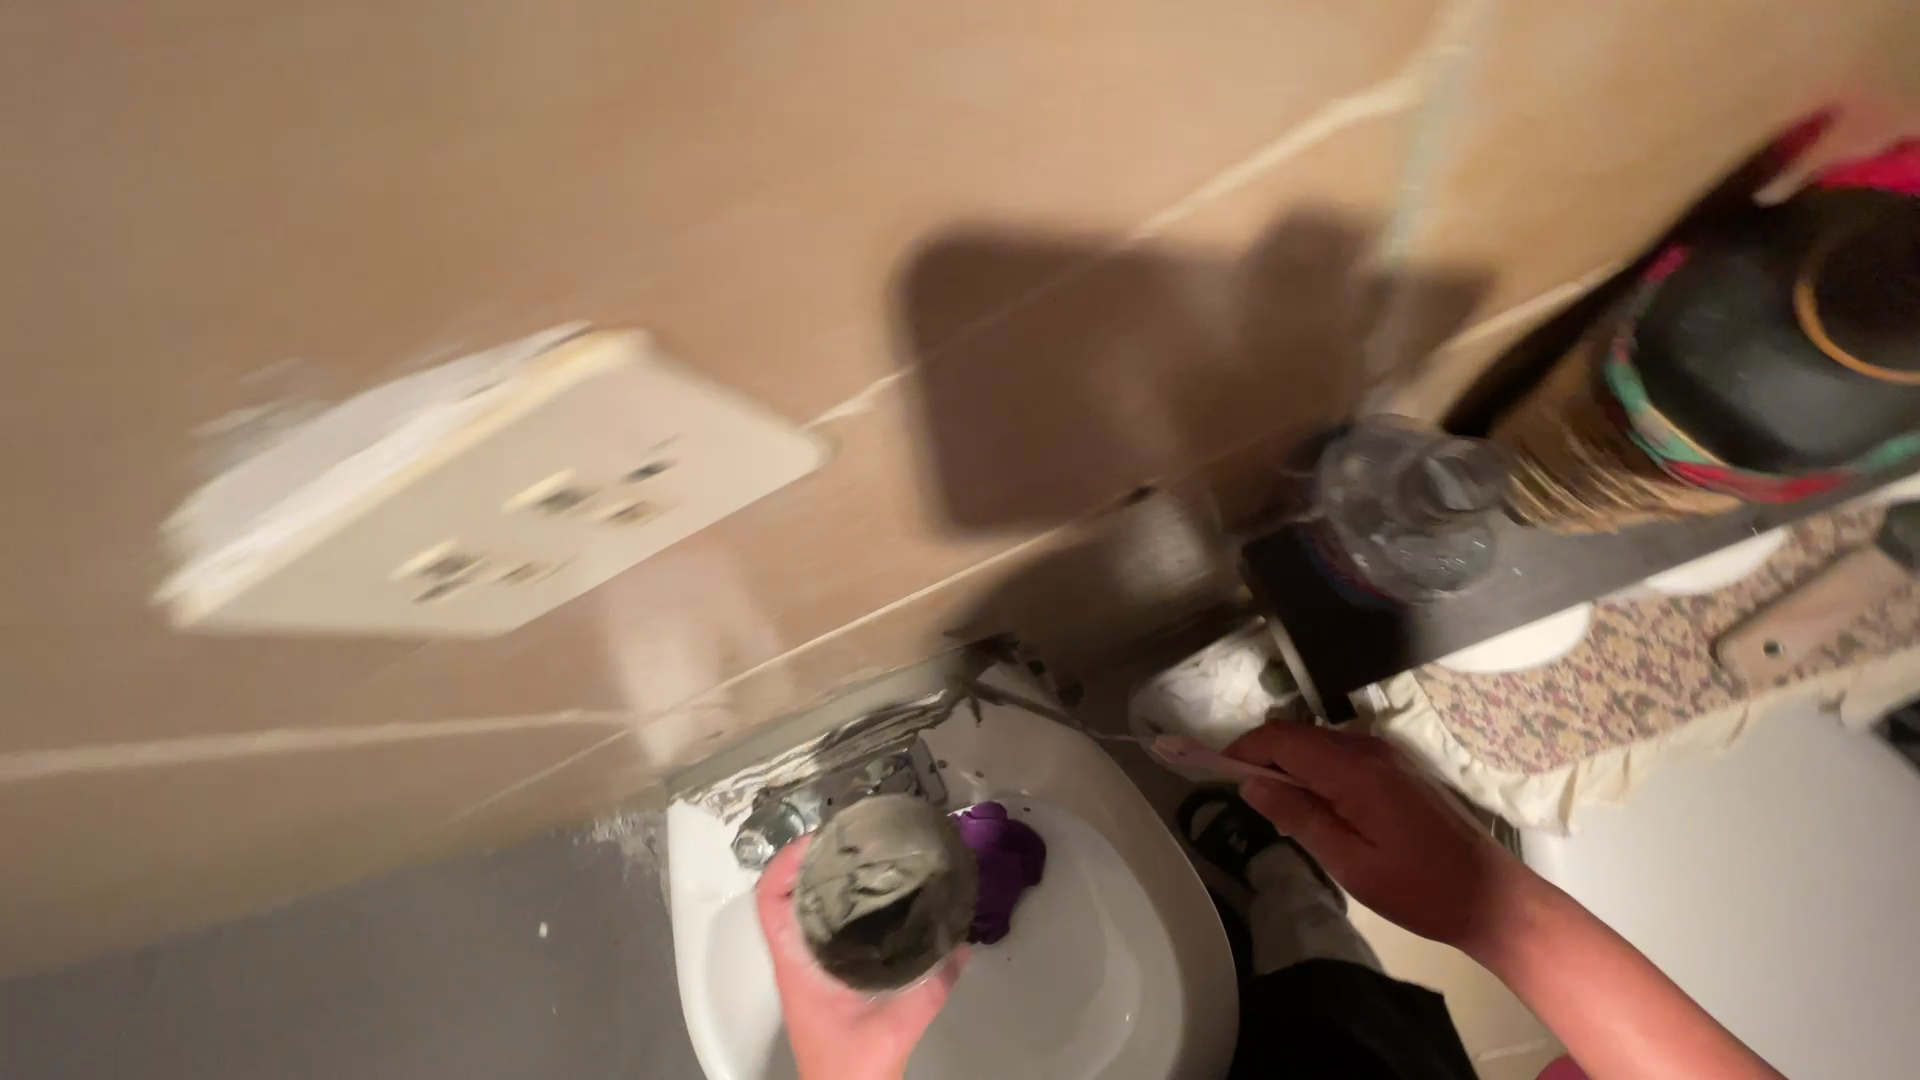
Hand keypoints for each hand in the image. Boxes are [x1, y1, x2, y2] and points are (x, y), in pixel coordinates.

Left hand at [755, 835, 966, 1079]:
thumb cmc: (855, 1067)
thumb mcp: (897, 1026)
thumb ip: (932, 986)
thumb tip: (961, 945)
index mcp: (798, 965)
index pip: (770, 901)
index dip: (785, 863)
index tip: (819, 839)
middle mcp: (796, 958)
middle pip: (786, 894)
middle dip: (811, 859)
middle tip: (852, 838)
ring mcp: (806, 966)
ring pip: (801, 907)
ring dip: (823, 877)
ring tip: (863, 854)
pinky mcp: (823, 973)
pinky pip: (820, 923)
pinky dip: (838, 900)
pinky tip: (874, 893)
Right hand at [1225, 717, 1537, 952]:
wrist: (1495, 899)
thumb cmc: (1421, 889)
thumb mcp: (1350, 864)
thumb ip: (1298, 818)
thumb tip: (1251, 785)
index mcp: (1353, 770)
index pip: (1280, 740)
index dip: (1243, 750)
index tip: (1217, 772)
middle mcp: (1366, 748)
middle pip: (1294, 733)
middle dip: (1260, 754)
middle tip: (1243, 792)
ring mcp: (1383, 753)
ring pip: (1314, 740)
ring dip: (1286, 760)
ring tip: (1275, 802)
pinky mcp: (1393, 764)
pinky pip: (1336, 750)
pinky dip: (1311, 765)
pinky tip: (1312, 800)